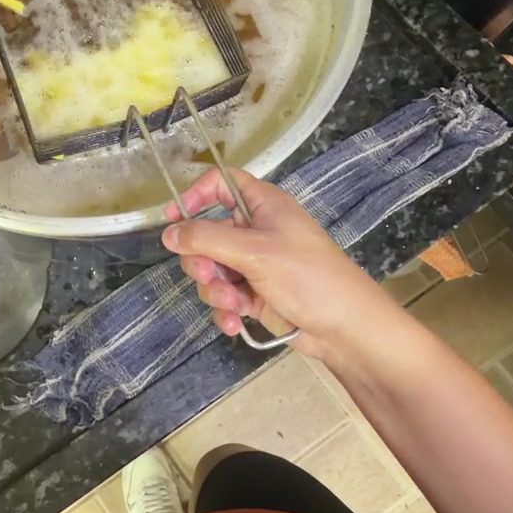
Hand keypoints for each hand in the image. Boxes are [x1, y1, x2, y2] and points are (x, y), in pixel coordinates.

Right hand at [163, 169, 393, 363]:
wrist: (345, 329)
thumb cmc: (308, 277)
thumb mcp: (254, 252)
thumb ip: (206, 239)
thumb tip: (167, 233)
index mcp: (263, 206)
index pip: (222, 184)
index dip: (196, 195)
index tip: (174, 217)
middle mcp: (257, 231)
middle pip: (207, 234)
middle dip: (202, 260)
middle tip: (207, 275)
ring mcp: (255, 264)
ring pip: (212, 269)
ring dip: (215, 290)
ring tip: (232, 304)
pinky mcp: (255, 294)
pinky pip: (224, 296)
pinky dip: (225, 310)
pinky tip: (235, 323)